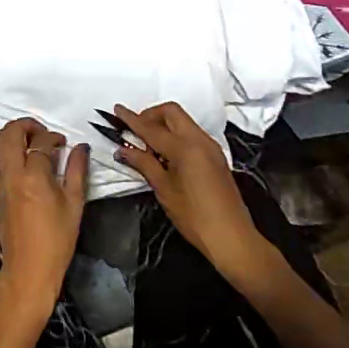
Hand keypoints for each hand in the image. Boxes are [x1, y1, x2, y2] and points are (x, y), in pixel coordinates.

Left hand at [0, 118, 88, 317]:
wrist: (28, 269)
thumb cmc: (57, 239)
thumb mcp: (75, 204)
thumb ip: (77, 171)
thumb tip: (80, 148)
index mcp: (33, 175)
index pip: (40, 141)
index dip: (53, 136)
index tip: (64, 142)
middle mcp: (11, 174)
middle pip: (8, 133)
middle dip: (26, 125)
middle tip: (44, 133)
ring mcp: (0, 182)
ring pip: (0, 144)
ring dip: (17, 136)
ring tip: (38, 146)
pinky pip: (1, 161)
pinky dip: (13, 152)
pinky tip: (31, 164)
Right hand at [112, 103, 286, 292]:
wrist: (232, 237)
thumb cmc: (194, 216)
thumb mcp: (164, 189)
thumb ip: (144, 164)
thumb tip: (123, 150)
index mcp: (185, 147)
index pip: (151, 127)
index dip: (131, 119)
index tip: (117, 110)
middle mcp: (200, 140)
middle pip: (171, 112)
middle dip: (150, 115)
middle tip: (134, 131)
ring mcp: (210, 147)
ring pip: (183, 121)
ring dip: (163, 125)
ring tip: (147, 145)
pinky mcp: (216, 157)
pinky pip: (191, 133)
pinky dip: (175, 135)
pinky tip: (165, 154)